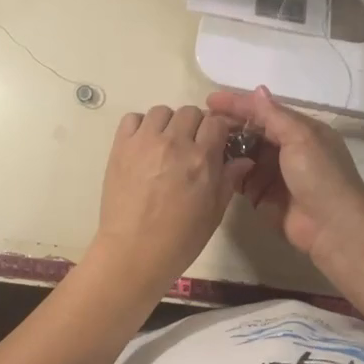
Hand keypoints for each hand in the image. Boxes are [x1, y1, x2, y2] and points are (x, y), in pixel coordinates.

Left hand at [91, 105, 253, 290]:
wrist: (134, 251)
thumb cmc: (180, 238)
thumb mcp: (214, 212)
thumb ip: (228, 179)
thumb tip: (244, 159)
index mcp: (201, 158)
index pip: (216, 122)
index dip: (219, 130)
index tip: (217, 141)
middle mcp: (174, 142)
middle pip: (190, 112)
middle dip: (195, 126)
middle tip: (191, 145)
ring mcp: (144, 142)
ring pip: (161, 111)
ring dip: (168, 123)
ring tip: (166, 144)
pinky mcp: (120, 147)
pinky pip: (132, 118)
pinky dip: (141, 126)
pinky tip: (144, 144)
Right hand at [205, 86, 363, 260]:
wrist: (332, 226)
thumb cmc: (319, 175)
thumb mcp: (300, 138)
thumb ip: (275, 116)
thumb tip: (258, 89)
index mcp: (301, 131)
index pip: (264, 111)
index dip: (238, 104)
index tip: (210, 100)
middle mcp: (287, 149)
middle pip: (252, 132)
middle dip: (229, 127)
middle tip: (203, 124)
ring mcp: (275, 174)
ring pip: (244, 155)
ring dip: (226, 149)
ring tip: (202, 143)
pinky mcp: (264, 196)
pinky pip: (241, 179)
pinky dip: (228, 172)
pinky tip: (210, 166)